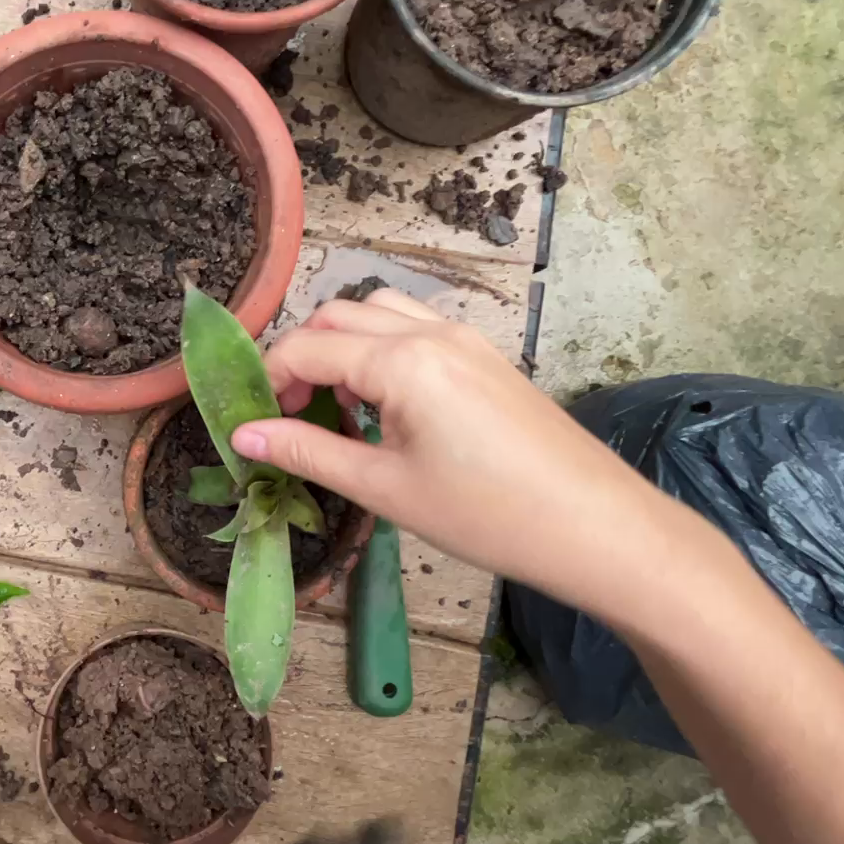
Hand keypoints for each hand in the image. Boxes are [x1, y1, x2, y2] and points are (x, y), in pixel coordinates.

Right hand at [230, 289, 685, 615]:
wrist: (601, 530)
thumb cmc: (487, 515)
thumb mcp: (382, 488)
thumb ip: (305, 452)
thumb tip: (242, 436)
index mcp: (401, 361)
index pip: (305, 347)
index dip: (268, 380)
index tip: (257, 423)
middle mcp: (429, 332)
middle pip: (335, 316)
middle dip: (299, 356)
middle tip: (292, 413)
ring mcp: (462, 337)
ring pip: (375, 312)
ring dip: (340, 345)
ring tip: (338, 405)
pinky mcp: (483, 354)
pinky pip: (412, 327)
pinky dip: (378, 347)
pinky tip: (385, 402)